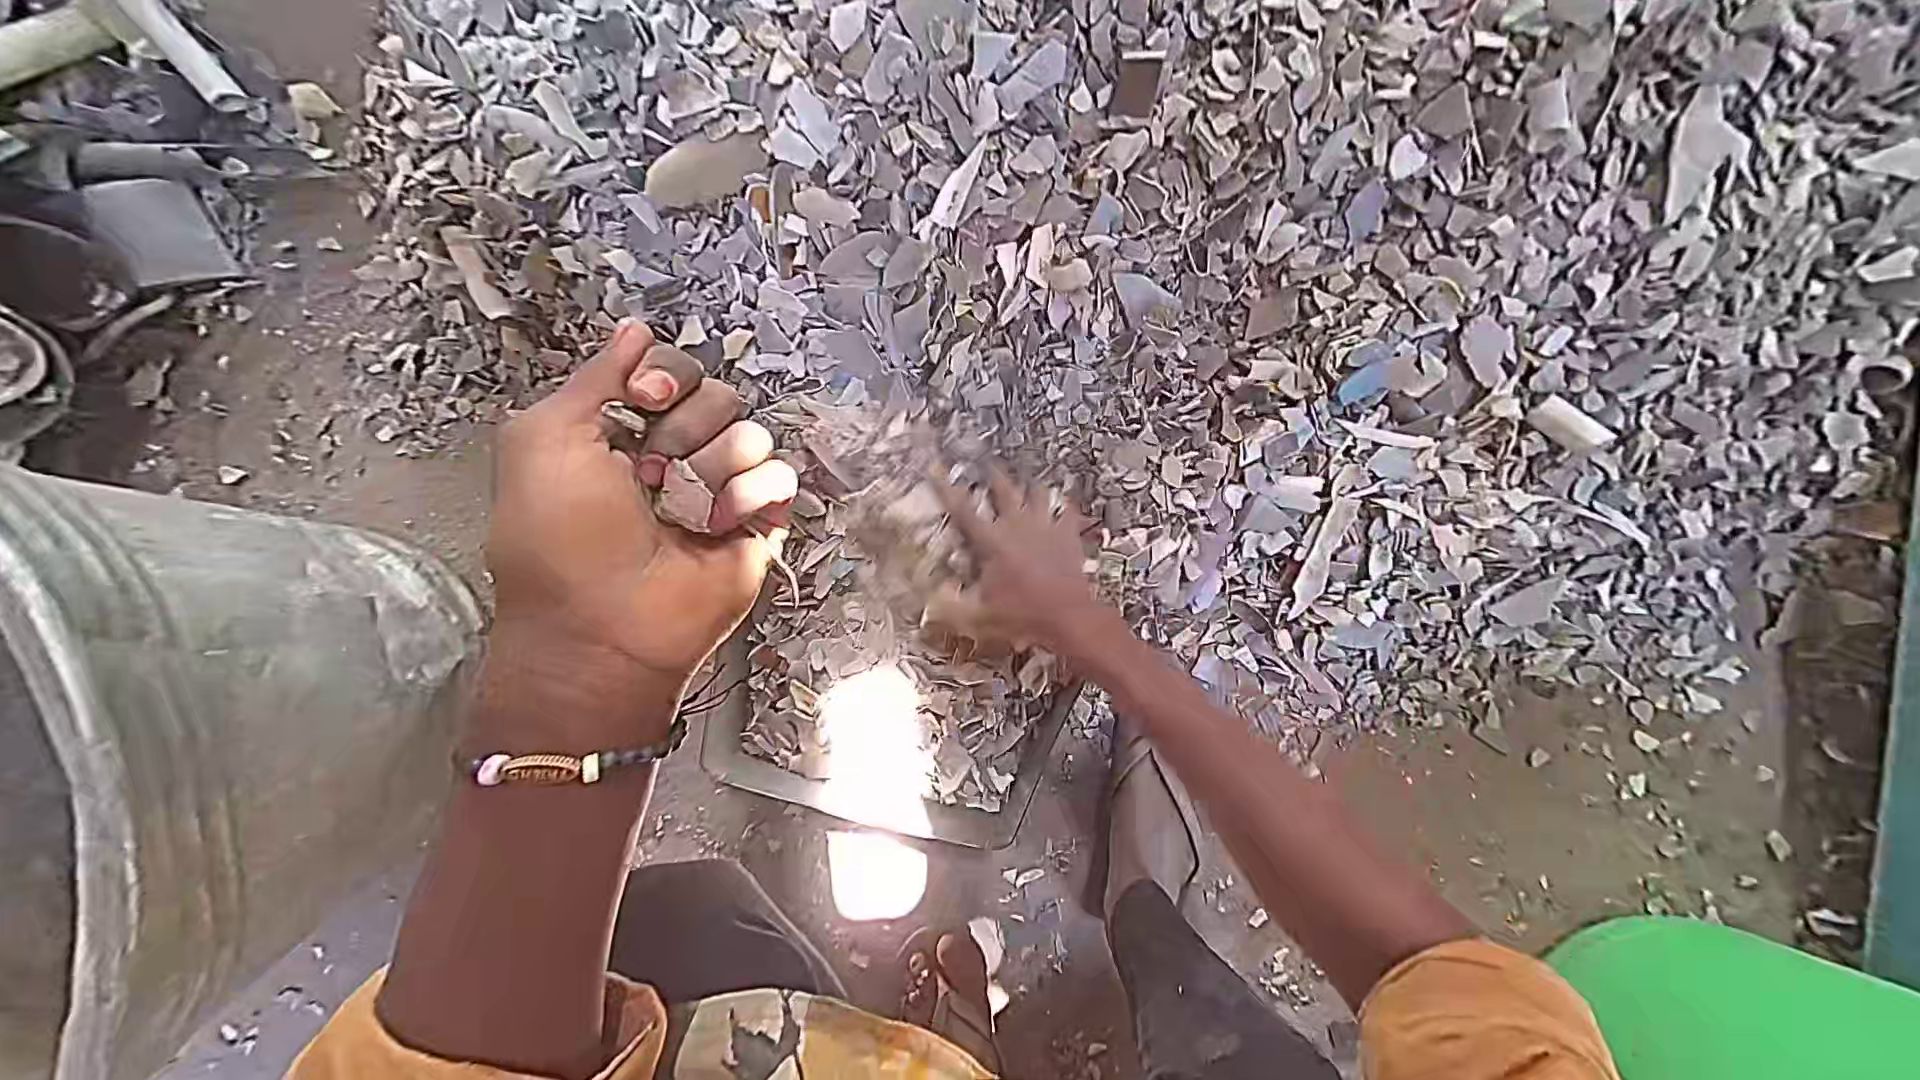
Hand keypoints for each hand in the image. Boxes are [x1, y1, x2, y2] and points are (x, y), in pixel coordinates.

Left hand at [486, 320, 796, 729]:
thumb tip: (635, 331)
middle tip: (653, 474)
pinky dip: (752, 494)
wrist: (606, 624)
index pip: (673, 372)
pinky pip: (779, 476)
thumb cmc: (560, 540)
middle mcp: (680, 454)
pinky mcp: (760, 520)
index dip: (667, 377)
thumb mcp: (545, 439)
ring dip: (714, 467)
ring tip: (686, 508)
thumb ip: (595, 377)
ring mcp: (723, 488)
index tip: (645, 403)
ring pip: (751, 434)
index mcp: (629, 430)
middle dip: (685, 430)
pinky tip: (721, 522)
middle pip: (719, 396)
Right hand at [933, 468, 1107, 653]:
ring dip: (1030, 487)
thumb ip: (953, 605)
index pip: (963, 511)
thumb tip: (934, 597)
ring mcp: (1045, 527)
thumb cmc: (1022, 616)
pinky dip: (1064, 507)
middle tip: (990, 467)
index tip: (936, 472)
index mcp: (991, 542)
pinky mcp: (1068, 536)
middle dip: (995, 477)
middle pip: (1004, 491)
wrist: (1067, 617)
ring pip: (1037, 494)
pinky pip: (1067, 512)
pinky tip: (1065, 504)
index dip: (946, 490)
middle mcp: (1017, 526)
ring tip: (1027, 481)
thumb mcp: (979, 617)